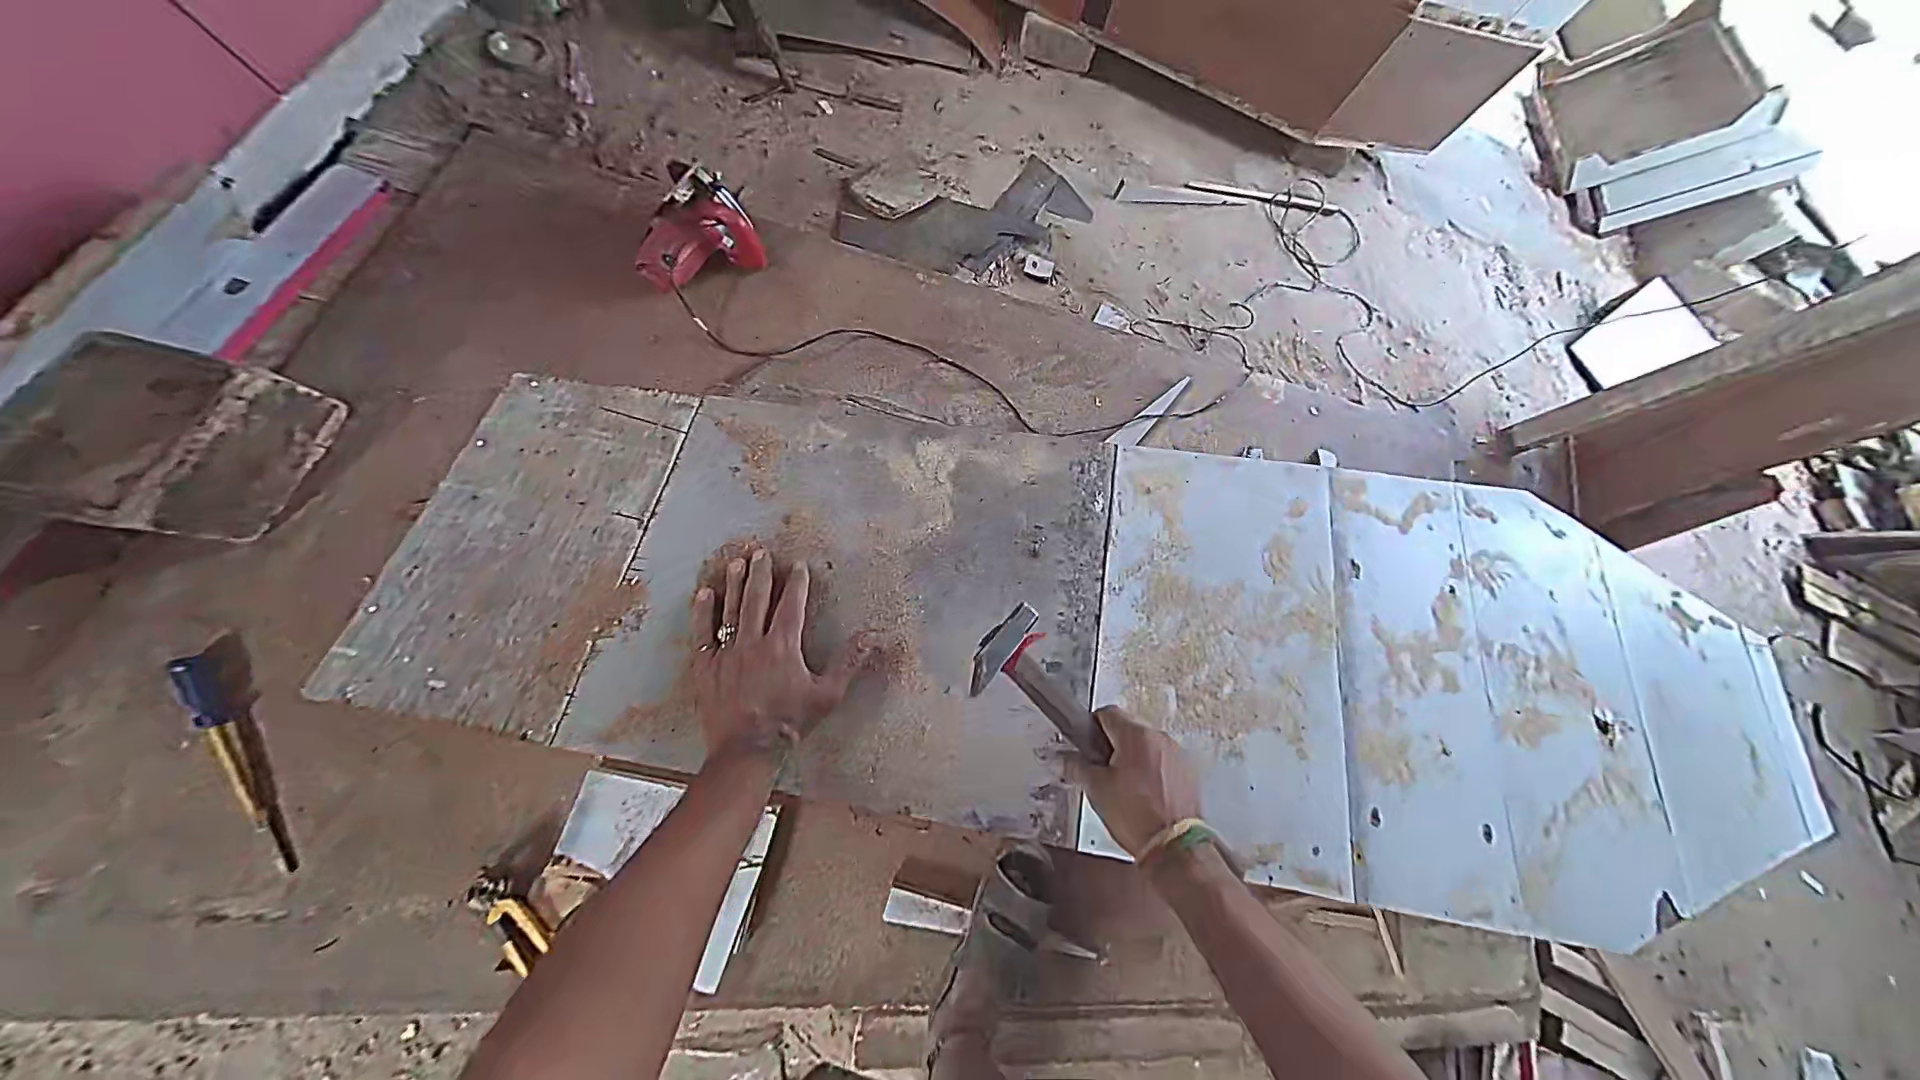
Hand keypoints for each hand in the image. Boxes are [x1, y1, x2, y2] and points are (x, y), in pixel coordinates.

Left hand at [689, 548, 873, 762]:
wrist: (746, 750)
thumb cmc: (789, 723)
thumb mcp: (827, 695)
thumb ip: (848, 663)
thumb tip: (870, 638)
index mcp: (783, 646)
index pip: (791, 605)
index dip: (796, 583)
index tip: (798, 566)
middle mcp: (753, 642)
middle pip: (758, 599)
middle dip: (762, 573)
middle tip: (762, 552)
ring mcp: (726, 653)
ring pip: (731, 609)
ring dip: (735, 584)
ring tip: (738, 562)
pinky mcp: (706, 667)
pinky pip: (702, 633)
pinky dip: (703, 612)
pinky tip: (704, 593)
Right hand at [1079, 706, 1202, 858]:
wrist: (1174, 847)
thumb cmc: (1138, 818)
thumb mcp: (1096, 789)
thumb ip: (1077, 765)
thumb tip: (1067, 758)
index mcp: (1135, 735)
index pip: (1107, 712)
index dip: (1091, 727)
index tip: (1086, 744)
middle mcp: (1159, 738)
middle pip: (1127, 727)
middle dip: (1111, 744)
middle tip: (1101, 768)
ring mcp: (1176, 754)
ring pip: (1146, 744)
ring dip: (1132, 757)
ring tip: (1122, 785)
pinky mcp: (1187, 772)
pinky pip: (1162, 760)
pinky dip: (1151, 770)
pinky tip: (1142, 794)